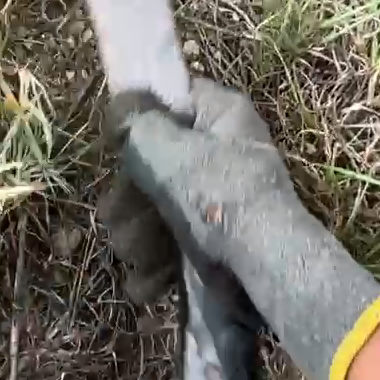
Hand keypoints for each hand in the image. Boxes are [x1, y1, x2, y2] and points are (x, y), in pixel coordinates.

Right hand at [102, 80, 379, 379]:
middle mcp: (225, 150)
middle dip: (129, 196)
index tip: (117, 140)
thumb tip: (120, 105)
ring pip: (159, 207)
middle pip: (158, 160)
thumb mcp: (164, 145)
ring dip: (137, 234)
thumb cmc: (215, 192)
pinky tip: (150, 281)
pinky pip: (175, 244)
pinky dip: (157, 265)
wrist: (264, 267)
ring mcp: (221, 199)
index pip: (175, 98)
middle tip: (114, 215)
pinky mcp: (218, 243)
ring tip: (133, 252)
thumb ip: (134, 121)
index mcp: (222, 113)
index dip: (141, 116)